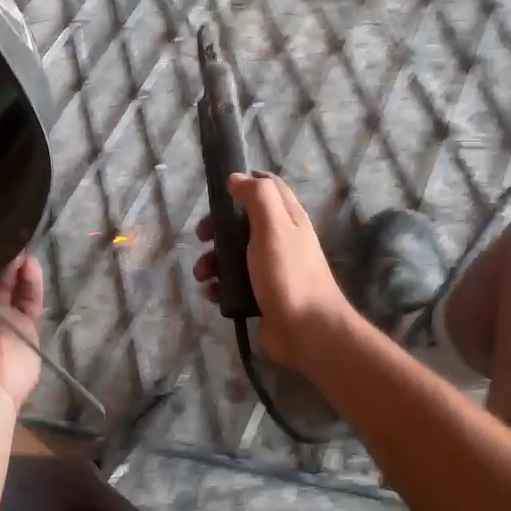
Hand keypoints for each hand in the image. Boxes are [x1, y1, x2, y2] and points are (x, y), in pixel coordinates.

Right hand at [192, 173, 355, 369]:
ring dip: (213, 260)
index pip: (268, 186)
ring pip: (235, 253)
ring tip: (201, 274)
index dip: (244, 183)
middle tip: (202, 237)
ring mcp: (271, 268)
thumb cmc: (289, 274)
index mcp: (288, 218)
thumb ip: (256, 196)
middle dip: (218, 227)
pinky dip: (220, 285)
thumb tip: (236, 178)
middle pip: (243, 221)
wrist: (308, 333)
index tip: (219, 192)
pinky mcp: (262, 295)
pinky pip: (235, 282)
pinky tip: (211, 293)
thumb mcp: (273, 226)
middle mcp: (281, 239)